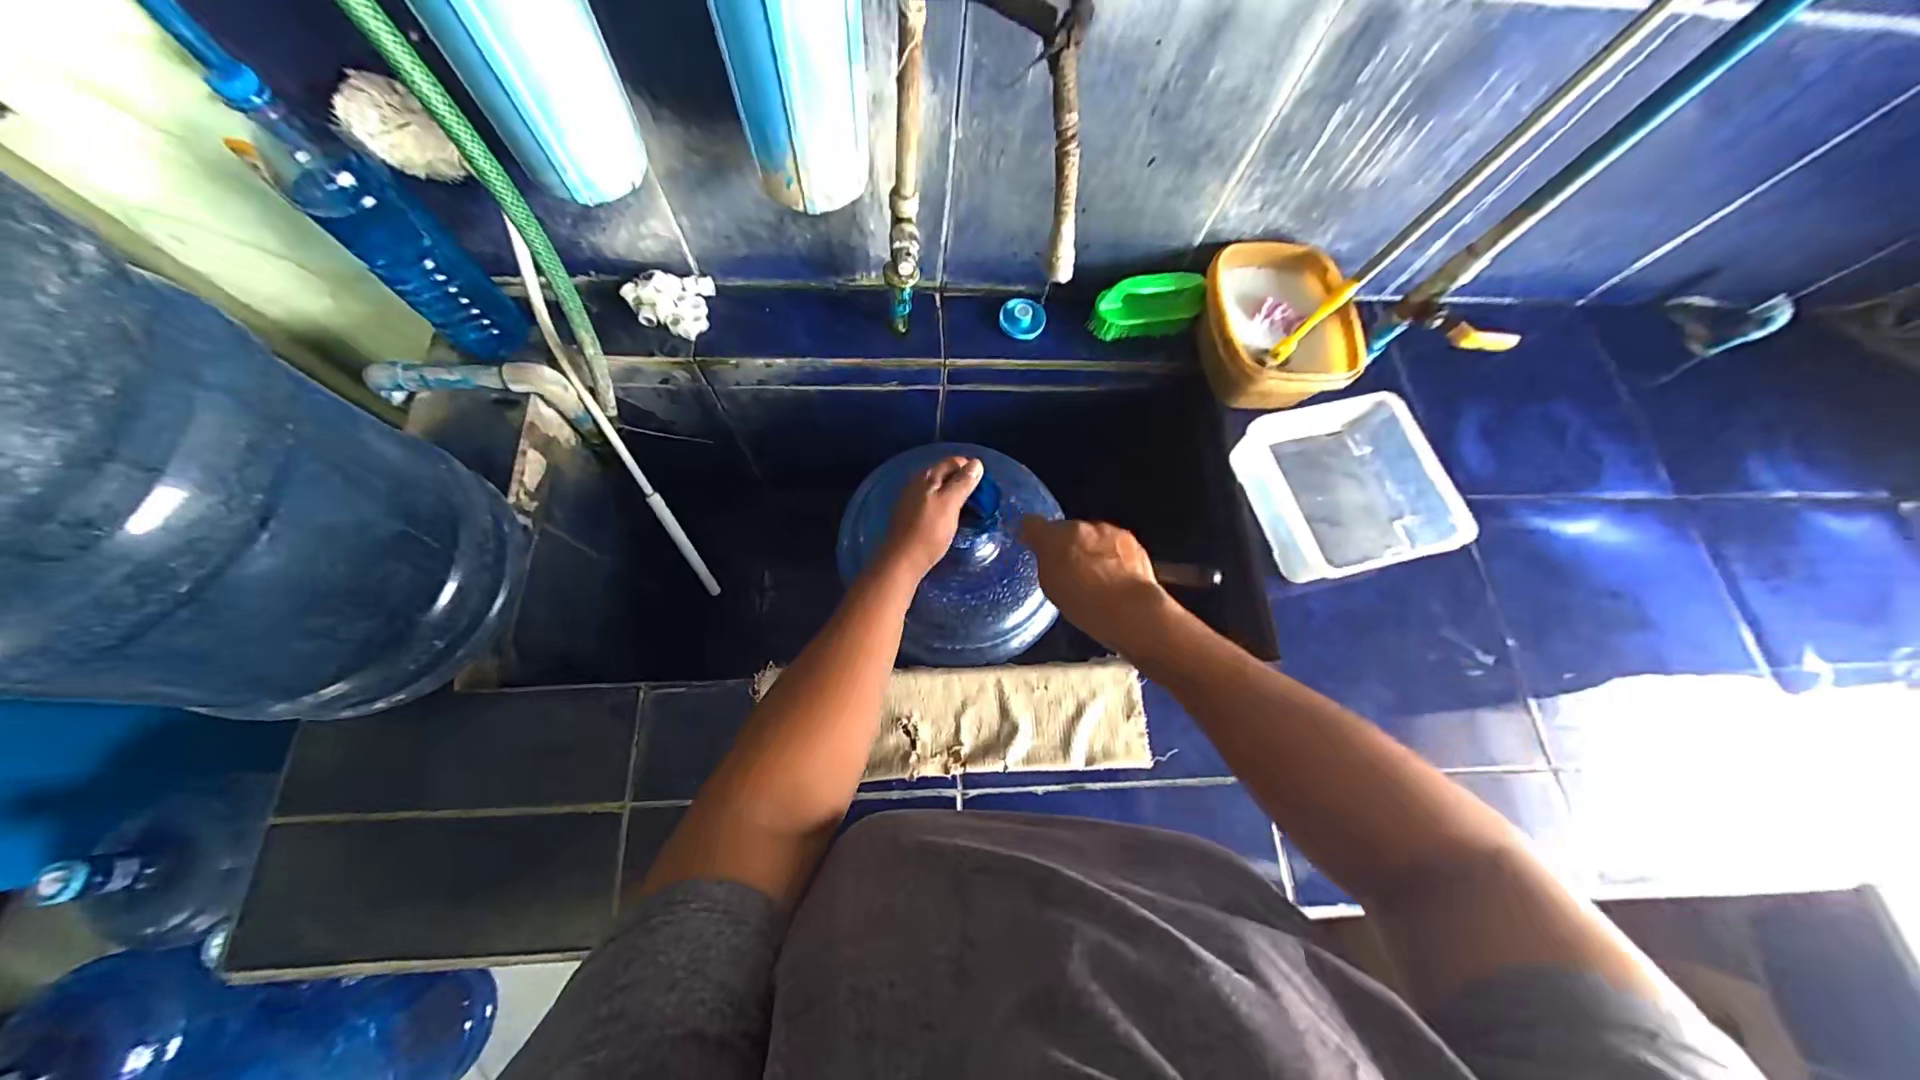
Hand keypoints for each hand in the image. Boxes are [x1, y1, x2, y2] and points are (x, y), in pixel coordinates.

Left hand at [879, 456, 983, 579]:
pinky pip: (930, 501)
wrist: (902, 561)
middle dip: (961, 480)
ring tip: (967, 507)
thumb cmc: (929, 532)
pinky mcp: (908, 515)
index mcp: (927, 477)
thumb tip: (976, 462)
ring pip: (936, 488)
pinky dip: (943, 504)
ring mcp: (910, 499)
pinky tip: (948, 516)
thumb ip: (962, 482)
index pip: (952, 462)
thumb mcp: (950, 504)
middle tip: (978, 497)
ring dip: (952, 493)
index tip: (984, 485)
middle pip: (943, 473)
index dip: (970, 469)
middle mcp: (916, 483)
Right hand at [1021, 516, 1172, 652]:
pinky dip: (1111, 554)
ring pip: (1091, 535)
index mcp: (1053, 537)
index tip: (1030, 541)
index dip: (1030, 533)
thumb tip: (1043, 551)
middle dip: (1066, 545)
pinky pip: (1113, 543)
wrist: (1130, 609)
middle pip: (1066, 530)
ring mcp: (1107, 531)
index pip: (1031, 524)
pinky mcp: (1130, 539)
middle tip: (1069, 570)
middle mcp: (1079, 527)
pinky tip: (1115, 576)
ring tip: (1096, 577)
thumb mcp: (1051, 587)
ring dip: (1090, 549)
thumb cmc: (1085, 604)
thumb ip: (1045, 562)